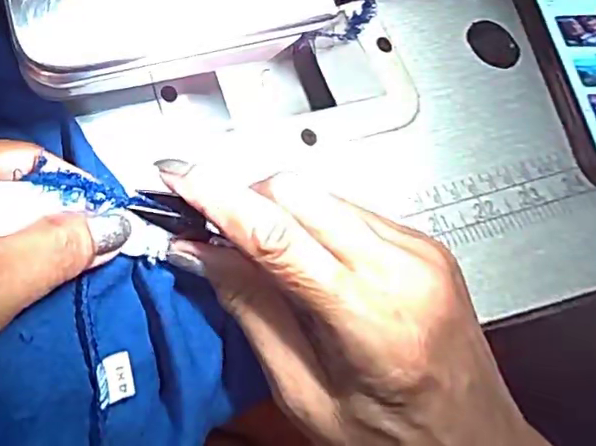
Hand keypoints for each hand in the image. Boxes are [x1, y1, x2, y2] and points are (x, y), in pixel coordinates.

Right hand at [158, 161, 548, 445]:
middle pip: (290, 191)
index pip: (273, 233)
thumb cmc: (400, 444)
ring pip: (313, 189)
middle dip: (241, 200)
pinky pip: (341, 201)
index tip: (175, 176)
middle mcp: (401, 271)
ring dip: (272, 207)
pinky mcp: (420, 238)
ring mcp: (416, 249)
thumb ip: (248, 310)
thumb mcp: (306, 397)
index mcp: (372, 321)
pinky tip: (307, 255)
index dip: (213, 196)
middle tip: (212, 229)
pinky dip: (308, 217)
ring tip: (264, 254)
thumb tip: (197, 250)